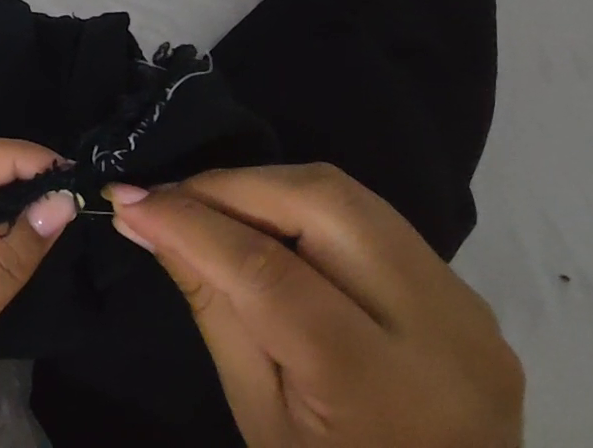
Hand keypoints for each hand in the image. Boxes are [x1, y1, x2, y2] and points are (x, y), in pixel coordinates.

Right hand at [110, 164, 523, 447]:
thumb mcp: (255, 407)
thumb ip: (208, 300)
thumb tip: (140, 216)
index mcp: (377, 384)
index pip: (269, 270)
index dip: (190, 222)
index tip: (126, 198)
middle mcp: (441, 331)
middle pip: (326, 203)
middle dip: (233, 185)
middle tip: (171, 199)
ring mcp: (466, 307)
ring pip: (351, 196)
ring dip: (265, 188)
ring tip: (210, 209)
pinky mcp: (466, 293)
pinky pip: (372, 219)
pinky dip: (302, 208)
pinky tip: (265, 230)